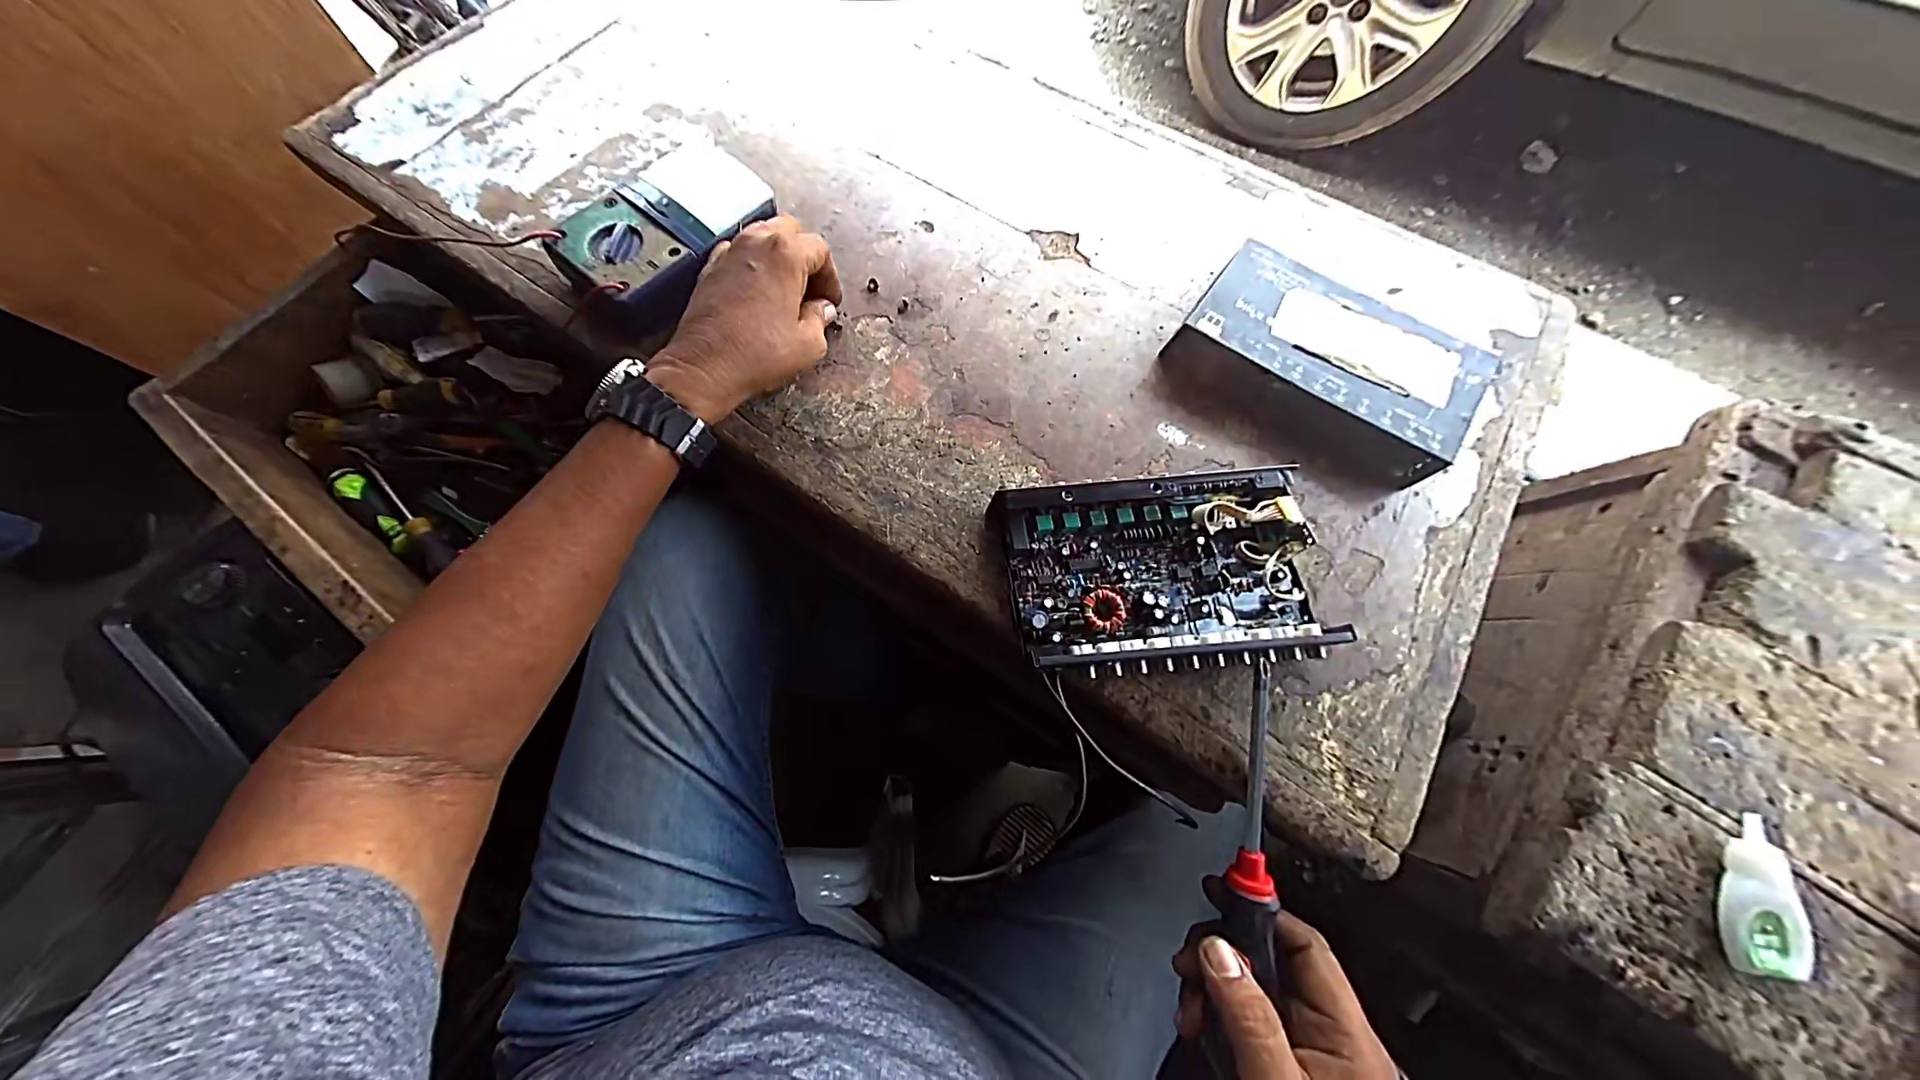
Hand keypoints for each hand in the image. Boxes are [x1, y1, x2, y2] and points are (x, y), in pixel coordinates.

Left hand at [646, 213, 842, 422]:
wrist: (707, 367)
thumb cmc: (754, 354)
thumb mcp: (808, 344)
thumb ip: (820, 319)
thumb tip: (821, 310)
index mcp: (786, 255)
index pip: (819, 249)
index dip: (830, 276)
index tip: (829, 299)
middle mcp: (755, 244)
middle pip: (790, 231)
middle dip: (805, 256)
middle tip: (811, 288)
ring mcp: (729, 254)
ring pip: (762, 236)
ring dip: (778, 257)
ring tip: (786, 290)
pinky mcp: (710, 269)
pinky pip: (738, 254)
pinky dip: (752, 265)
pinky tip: (758, 293)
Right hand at [1173, 894, 1396, 1079]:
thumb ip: (1249, 1018)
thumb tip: (1219, 948)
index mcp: (1347, 1036)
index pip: (1304, 943)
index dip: (1260, 911)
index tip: (1224, 887)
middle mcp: (1330, 1037)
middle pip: (1270, 961)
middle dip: (1220, 955)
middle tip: (1188, 963)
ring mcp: (1307, 1054)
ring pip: (1251, 989)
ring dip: (1211, 989)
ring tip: (1191, 1012)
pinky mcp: (1284, 1068)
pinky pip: (1246, 1020)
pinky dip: (1217, 1016)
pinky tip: (1201, 1028)